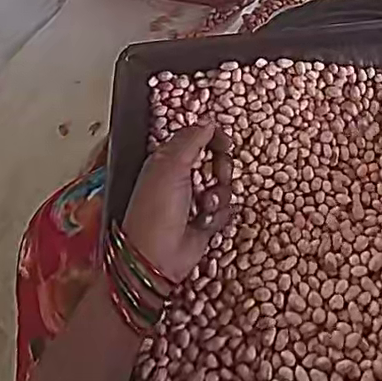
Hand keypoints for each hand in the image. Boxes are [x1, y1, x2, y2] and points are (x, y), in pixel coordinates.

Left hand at [121, 123, 232, 281]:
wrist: (157, 257)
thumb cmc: (155, 211)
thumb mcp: (170, 166)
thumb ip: (190, 140)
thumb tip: (208, 123)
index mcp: (168, 159)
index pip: (197, 138)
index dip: (213, 138)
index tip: (223, 143)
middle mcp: (181, 177)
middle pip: (216, 160)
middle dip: (221, 168)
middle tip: (216, 175)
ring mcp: (194, 200)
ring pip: (224, 186)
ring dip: (218, 195)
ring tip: (204, 205)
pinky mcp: (205, 221)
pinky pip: (225, 209)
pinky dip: (217, 215)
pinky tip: (203, 222)